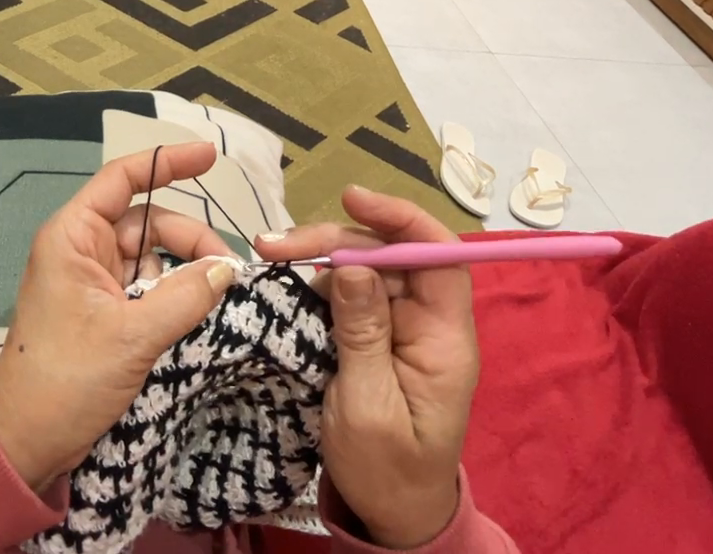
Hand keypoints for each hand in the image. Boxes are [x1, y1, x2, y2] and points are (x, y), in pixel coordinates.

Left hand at [0, 142, 239, 489]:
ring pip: (151, 254)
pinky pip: (146, 284)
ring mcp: (92, 278)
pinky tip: (196, 308)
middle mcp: (82, 247)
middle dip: (189, 238)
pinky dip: (173, 290)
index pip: (123, 179)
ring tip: (215, 294)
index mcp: (74, 236)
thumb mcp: (132, 336)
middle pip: (147, 221)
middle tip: (228, 270)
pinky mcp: (102, 308)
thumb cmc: (67, 378)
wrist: (27, 441)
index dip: (166, 162)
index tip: (211, 156)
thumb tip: (227, 269)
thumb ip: (184, 297)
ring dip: (184, 268)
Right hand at [255, 186, 478, 548]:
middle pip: (387, 253)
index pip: (439, 257)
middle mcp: (424, 320)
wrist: (388, 514)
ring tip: (269, 253)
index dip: (401, 219)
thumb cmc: (386, 469)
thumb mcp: (368, 405)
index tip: (352, 198)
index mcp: (444, 338)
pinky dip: (312, 279)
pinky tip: (283, 277)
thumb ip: (362, 333)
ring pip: (361, 264)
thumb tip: (350, 264)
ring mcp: (396, 324)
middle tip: (273, 244)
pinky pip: (344, 289)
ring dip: (316, 254)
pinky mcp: (370, 332)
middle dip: (333, 237)